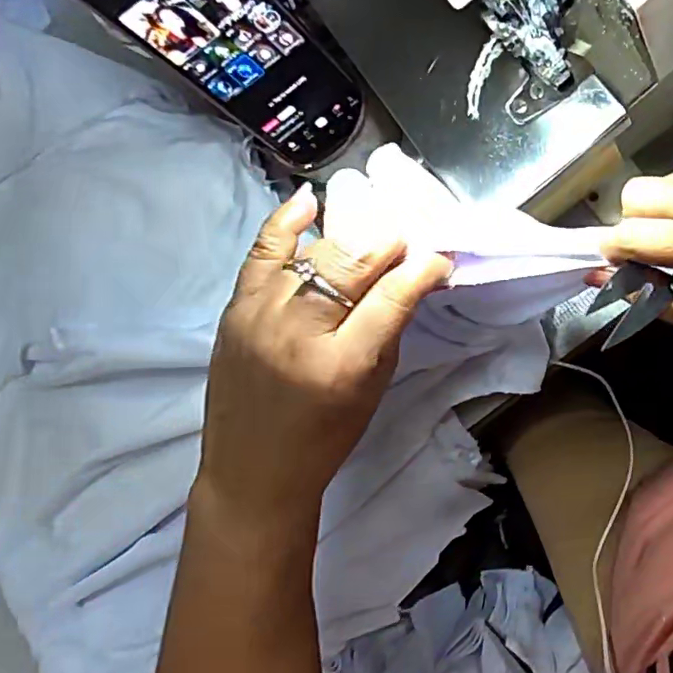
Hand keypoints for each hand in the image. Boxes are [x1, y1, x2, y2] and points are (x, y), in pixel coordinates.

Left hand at [196, 185, 453, 543]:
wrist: (253, 470)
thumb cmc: (327, 436)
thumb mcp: (374, 387)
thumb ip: (390, 328)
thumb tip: (409, 281)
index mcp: (343, 365)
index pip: (391, 298)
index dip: (420, 270)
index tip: (439, 258)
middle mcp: (298, 333)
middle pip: (349, 266)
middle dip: (386, 247)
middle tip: (406, 243)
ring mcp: (259, 317)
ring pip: (312, 255)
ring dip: (349, 240)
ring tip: (371, 234)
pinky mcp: (234, 310)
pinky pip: (262, 254)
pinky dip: (286, 225)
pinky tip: (309, 203)